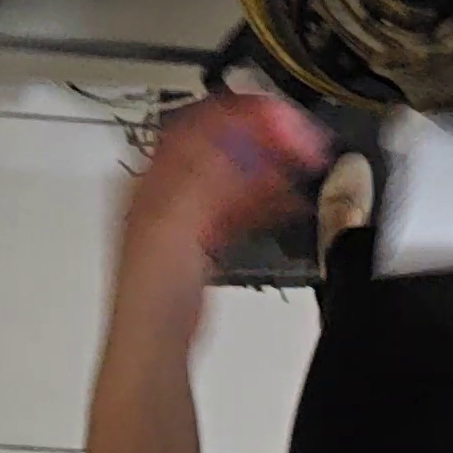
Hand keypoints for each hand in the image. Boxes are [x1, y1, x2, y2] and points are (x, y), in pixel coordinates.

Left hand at [119, 95, 330, 278]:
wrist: (156, 339)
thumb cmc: (150, 291)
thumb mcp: (176, 226)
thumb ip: (205, 180)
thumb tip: (236, 142)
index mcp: (155, 178)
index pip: (197, 124)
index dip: (240, 113)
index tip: (278, 115)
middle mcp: (170, 186)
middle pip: (222, 143)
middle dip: (263, 135)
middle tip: (300, 136)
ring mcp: (190, 210)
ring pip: (237, 170)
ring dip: (270, 162)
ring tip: (302, 159)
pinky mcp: (209, 234)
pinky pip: (243, 202)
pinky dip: (267, 194)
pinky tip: (290, 195)